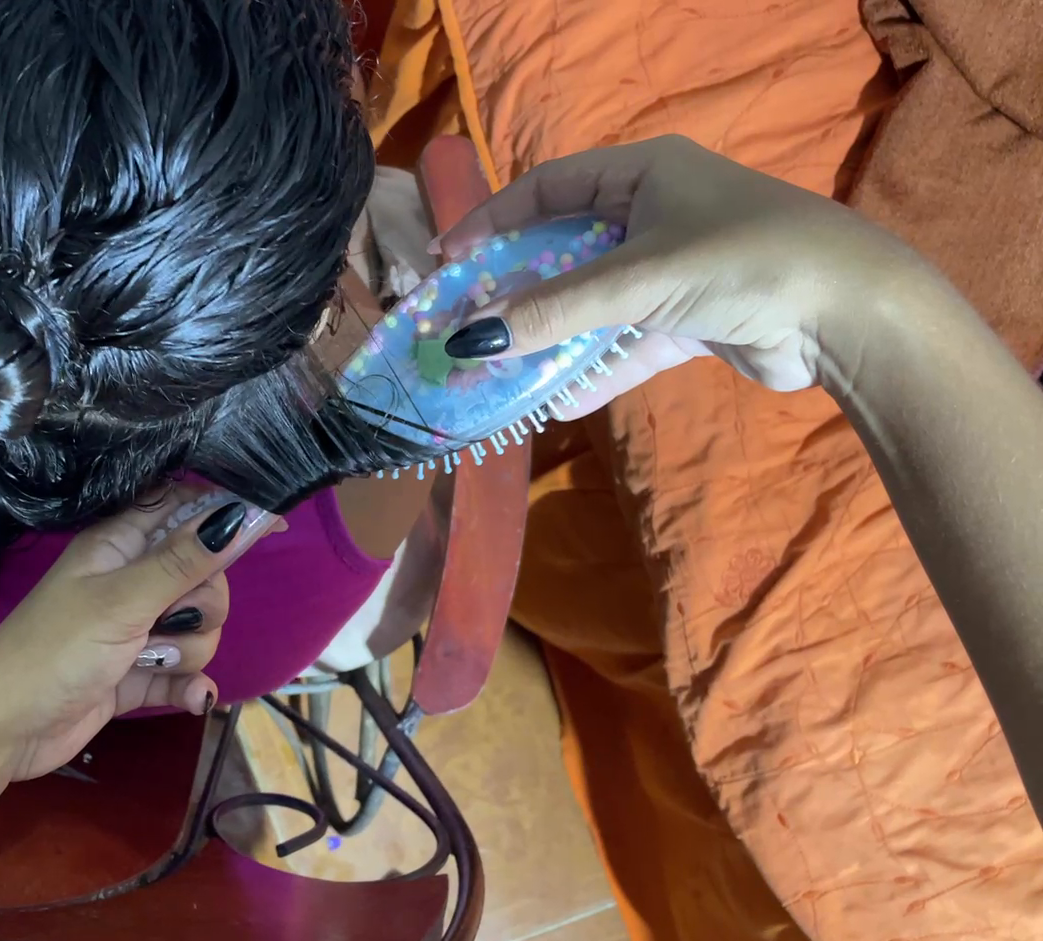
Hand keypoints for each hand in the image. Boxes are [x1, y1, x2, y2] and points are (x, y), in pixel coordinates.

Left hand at [0, 488, 279, 780]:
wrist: (5, 730)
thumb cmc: (55, 651)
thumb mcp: (122, 601)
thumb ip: (183, 561)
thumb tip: (239, 515)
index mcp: (118, 546)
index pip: (181, 510)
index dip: (223, 512)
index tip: (270, 523)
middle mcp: (130, 581)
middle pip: (203, 576)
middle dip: (200, 605)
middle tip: (166, 621)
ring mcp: (134, 631)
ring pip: (198, 628)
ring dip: (186, 650)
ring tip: (147, 661)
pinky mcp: (136, 675)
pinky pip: (184, 672)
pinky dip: (188, 685)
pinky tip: (191, 698)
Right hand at [437, 135, 934, 412]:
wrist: (855, 320)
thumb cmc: (746, 263)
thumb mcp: (637, 279)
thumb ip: (549, 311)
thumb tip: (464, 342)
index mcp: (642, 177)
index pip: (545, 189)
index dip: (490, 221)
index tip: (445, 260)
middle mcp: (647, 218)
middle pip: (554, 253)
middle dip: (506, 294)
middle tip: (460, 324)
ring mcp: (661, 273)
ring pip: (579, 305)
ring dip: (539, 342)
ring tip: (492, 374)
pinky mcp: (676, 321)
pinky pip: (613, 346)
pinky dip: (585, 374)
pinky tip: (553, 404)